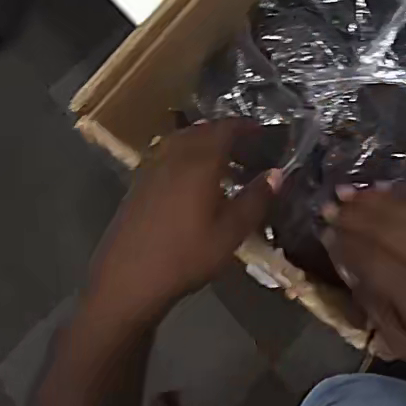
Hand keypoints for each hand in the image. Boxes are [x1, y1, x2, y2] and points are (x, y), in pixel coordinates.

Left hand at [85, 119, 276, 326]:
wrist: (127, 280)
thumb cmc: (185, 256)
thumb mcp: (230, 233)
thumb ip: (255, 200)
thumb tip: (277, 173)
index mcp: (200, 162)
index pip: (224, 129)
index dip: (243, 126)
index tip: (260, 129)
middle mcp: (174, 157)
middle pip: (201, 130)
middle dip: (223, 130)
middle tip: (243, 142)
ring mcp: (151, 169)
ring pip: (180, 139)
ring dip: (201, 139)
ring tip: (219, 154)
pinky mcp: (138, 184)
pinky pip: (165, 153)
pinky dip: (183, 152)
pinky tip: (188, 174)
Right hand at [322, 184, 405, 394]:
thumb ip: (376, 311)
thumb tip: (353, 278)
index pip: (366, 256)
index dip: (342, 243)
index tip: (324, 234)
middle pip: (380, 226)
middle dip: (350, 215)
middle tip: (327, 207)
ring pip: (401, 210)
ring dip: (371, 199)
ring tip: (346, 191)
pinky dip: (402, 193)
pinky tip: (384, 188)